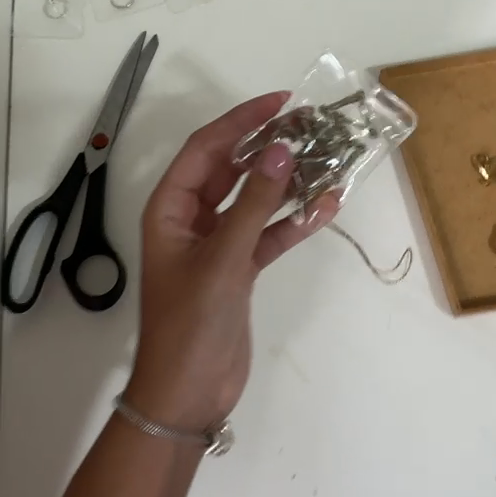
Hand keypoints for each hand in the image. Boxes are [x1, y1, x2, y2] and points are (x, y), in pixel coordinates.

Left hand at [123, 93, 341, 434]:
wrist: (187, 394)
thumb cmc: (190, 322)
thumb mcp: (223, 258)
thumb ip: (253, 204)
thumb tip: (280, 150)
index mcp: (170, 206)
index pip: (206, 148)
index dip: (240, 121)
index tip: (279, 102)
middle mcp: (191, 217)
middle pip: (230, 168)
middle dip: (266, 145)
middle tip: (308, 124)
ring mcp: (216, 242)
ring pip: (253, 199)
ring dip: (285, 182)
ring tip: (324, 157)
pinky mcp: (238, 267)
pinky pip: (267, 233)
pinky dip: (293, 221)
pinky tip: (325, 206)